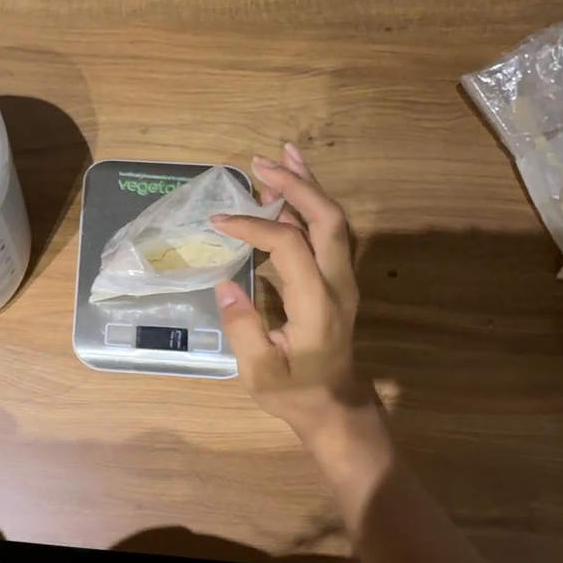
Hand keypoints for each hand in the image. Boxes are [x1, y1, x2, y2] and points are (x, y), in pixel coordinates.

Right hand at [211, 144, 379, 444]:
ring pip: (334, 220)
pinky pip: (330, 231)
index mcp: (317, 303)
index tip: (219, 221)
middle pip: (327, 219)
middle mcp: (338, 283)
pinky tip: (290, 189)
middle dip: (295, 185)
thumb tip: (224, 284)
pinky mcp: (338, 279)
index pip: (290, 245)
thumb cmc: (294, 391)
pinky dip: (311, 203)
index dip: (254, 226)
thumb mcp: (260, 372)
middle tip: (259, 163)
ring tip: (282, 156)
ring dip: (308, 186)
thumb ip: (243, 328)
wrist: (335, 406)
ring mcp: (343, 279)